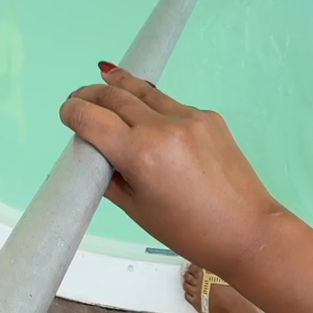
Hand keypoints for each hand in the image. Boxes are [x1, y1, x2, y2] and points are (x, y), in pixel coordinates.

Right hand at [60, 62, 291, 274]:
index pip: (92, 119)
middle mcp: (163, 127)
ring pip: (144, 91)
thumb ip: (110, 177)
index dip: (72, 112)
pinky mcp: (209, 117)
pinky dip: (153, 108)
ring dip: (120, 87)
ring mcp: (189, 117)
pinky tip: (147, 116)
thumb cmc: (190, 231)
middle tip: (78, 98)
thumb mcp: (138, 210)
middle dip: (90, 94)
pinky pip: (171, 105)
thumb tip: (96, 153)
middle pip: (114, 96)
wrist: (247, 230)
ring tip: (104, 80)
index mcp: (141, 154)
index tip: (66, 112)